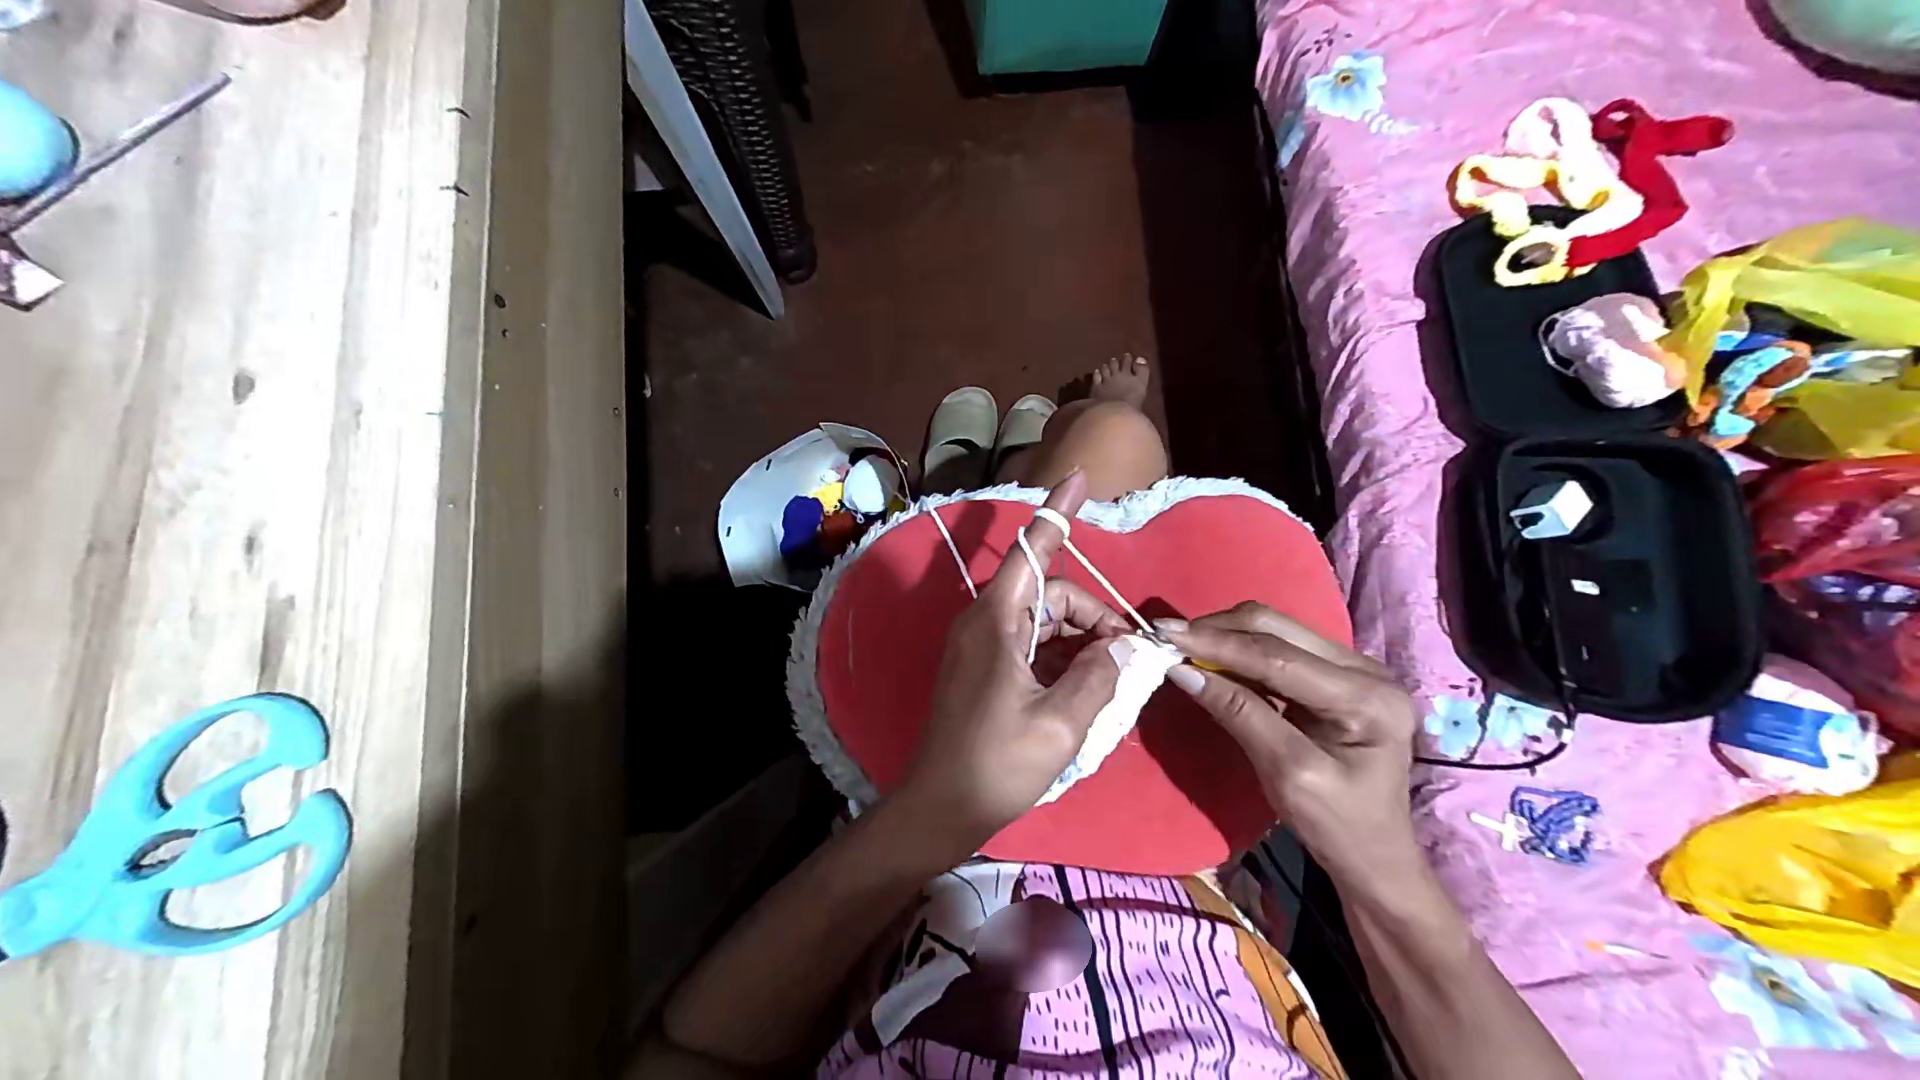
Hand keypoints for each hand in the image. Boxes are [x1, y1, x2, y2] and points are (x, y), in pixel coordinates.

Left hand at [896, 469, 1132, 852]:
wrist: (940, 806)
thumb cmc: (997, 763)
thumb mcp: (1060, 722)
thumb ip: (1099, 675)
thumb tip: (1123, 646)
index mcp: (997, 620)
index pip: (1031, 550)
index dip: (1058, 513)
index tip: (1079, 478)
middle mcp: (985, 621)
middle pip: (1050, 592)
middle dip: (1093, 613)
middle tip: (1128, 655)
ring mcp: (982, 644)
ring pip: (1044, 619)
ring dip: (1082, 638)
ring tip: (1114, 674)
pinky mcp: (984, 667)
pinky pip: (1032, 643)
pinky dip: (1063, 655)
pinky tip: (1089, 683)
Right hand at [1153, 603, 1420, 881]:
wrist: (1374, 853)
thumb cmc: (1337, 825)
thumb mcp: (1286, 774)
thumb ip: (1239, 714)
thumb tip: (1182, 671)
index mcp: (1366, 699)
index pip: (1277, 657)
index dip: (1217, 644)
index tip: (1165, 635)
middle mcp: (1366, 670)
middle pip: (1277, 628)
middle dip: (1217, 630)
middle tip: (1168, 638)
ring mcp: (1354, 666)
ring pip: (1275, 629)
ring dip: (1225, 635)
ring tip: (1183, 646)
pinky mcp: (1337, 672)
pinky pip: (1279, 645)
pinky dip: (1239, 649)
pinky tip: (1212, 658)